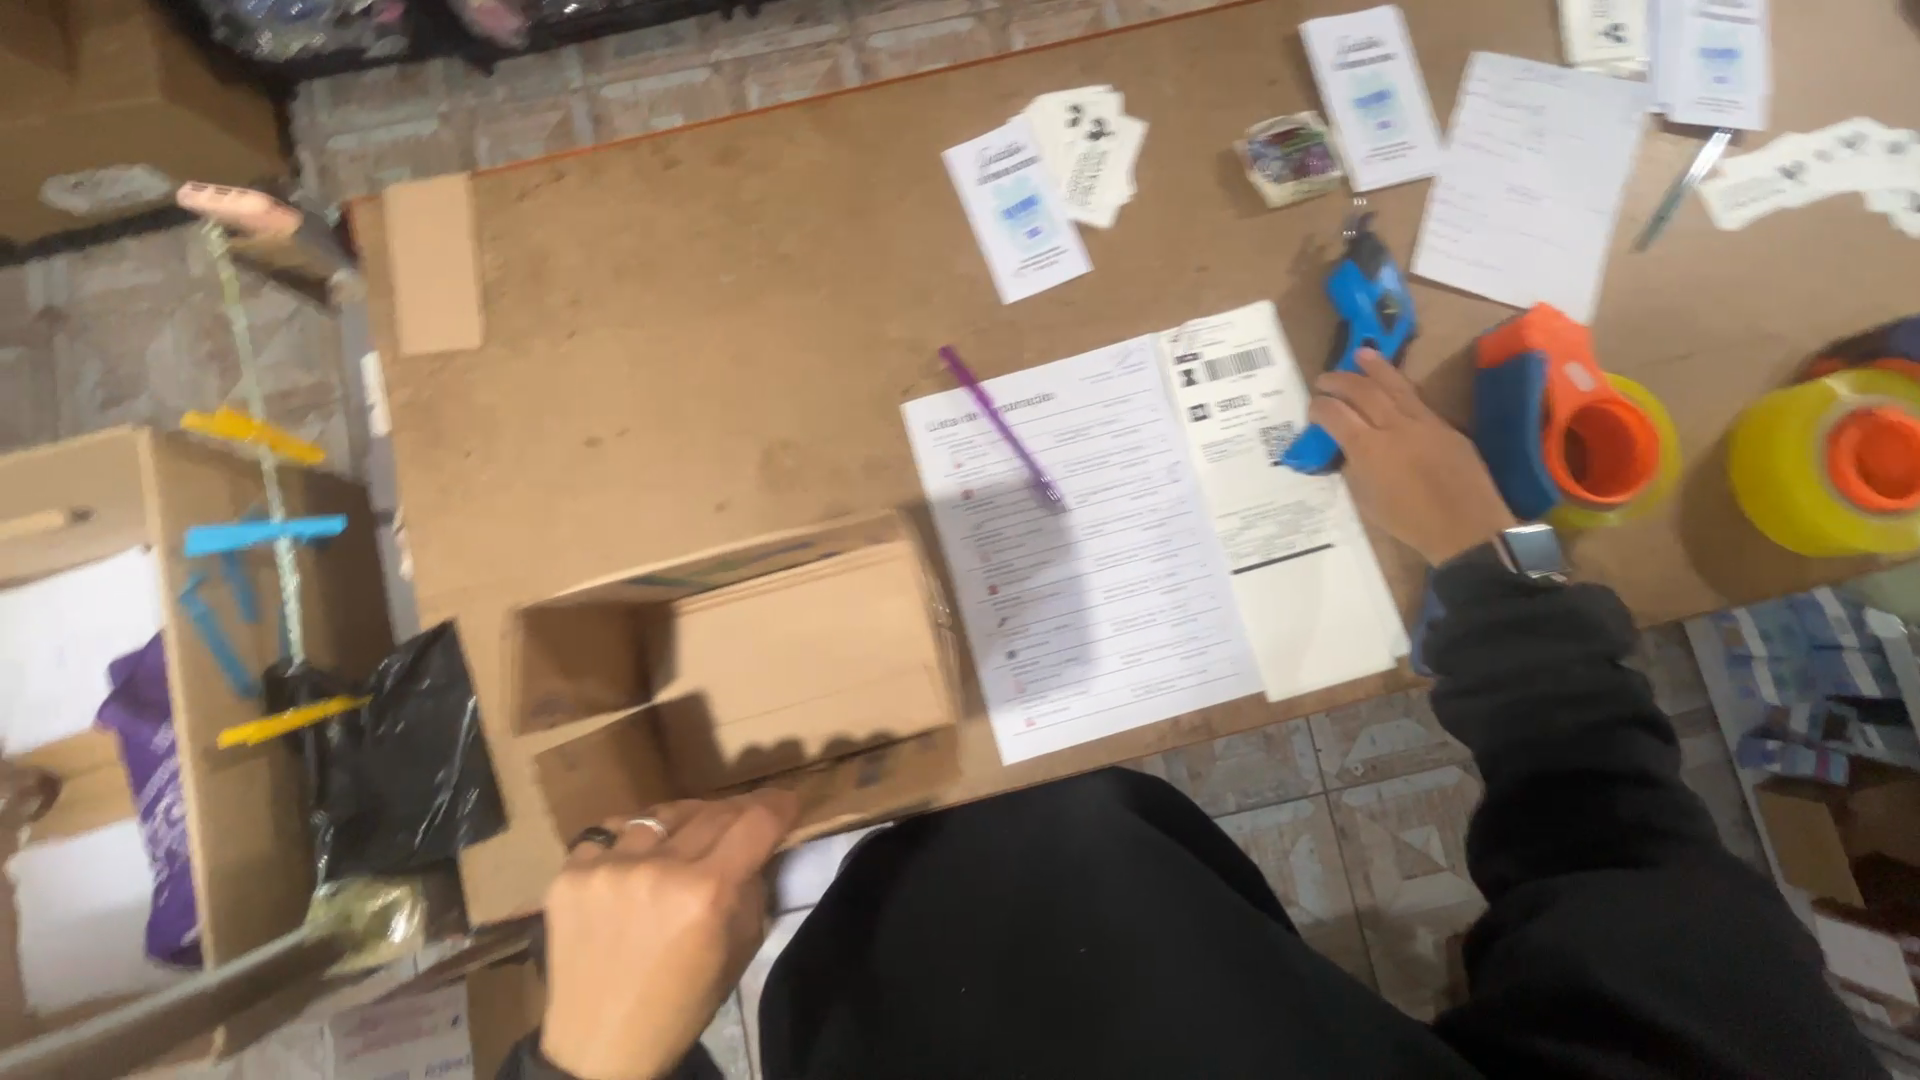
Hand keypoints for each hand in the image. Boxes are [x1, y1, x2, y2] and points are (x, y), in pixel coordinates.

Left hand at [540, 791, 800, 1079]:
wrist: (599, 1048)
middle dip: (739, 812)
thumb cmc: (683, 1003)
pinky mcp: (570, 875)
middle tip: (745, 823)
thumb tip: (760, 842)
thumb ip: (753, 884)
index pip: (757, 820)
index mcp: (709, 892)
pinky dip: (632, 842)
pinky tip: (636, 864)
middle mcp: (660, 868)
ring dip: (685, 824)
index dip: (780, 804)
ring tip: (686, 843)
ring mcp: (610, 868)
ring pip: (664, 814)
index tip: (788, 803)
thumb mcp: (741, 946)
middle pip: (715, 811)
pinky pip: (613, 832)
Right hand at [1308, 348, 1517, 565]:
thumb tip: (1350, 450)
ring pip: (1395, 387)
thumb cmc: (1409, 522)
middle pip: (1363, 392)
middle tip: (1324, 378)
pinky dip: (1400, 387)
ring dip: (1375, 369)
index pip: (1336, 415)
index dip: (1320, 407)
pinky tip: (1393, 384)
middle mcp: (1394, 427)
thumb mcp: (1367, 500)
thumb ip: (1356, 468)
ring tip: (1361, 355)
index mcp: (1368, 449)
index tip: (1312, 406)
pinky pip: (1417, 400)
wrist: (1466, 528)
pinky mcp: (1446, 427)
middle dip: (1340, 381)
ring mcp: (1424, 423)